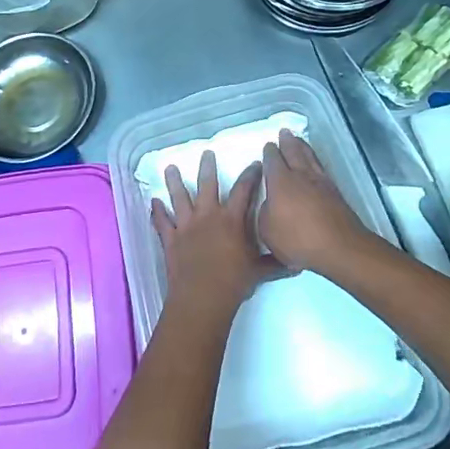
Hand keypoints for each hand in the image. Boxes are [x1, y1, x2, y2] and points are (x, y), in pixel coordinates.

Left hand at [154, 151, 281, 316]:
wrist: (203, 295)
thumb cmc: (234, 281)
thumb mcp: (259, 271)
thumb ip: (275, 264)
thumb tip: (296, 263)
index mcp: (231, 220)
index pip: (244, 190)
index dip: (251, 175)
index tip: (254, 163)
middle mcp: (208, 216)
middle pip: (207, 185)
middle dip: (207, 167)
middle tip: (206, 153)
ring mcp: (186, 226)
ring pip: (179, 197)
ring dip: (174, 182)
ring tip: (170, 167)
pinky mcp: (171, 238)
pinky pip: (162, 222)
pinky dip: (157, 212)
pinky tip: (153, 202)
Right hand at [258, 129, 378, 273]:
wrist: (339, 247)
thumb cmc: (297, 239)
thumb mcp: (267, 229)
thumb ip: (265, 212)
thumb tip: (270, 203)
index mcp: (280, 182)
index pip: (273, 161)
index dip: (269, 152)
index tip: (268, 146)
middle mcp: (301, 176)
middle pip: (294, 152)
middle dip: (287, 142)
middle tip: (284, 132)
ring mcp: (321, 183)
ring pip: (310, 158)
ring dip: (303, 147)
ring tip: (299, 140)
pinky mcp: (335, 193)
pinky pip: (322, 169)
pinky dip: (316, 161)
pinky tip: (315, 164)